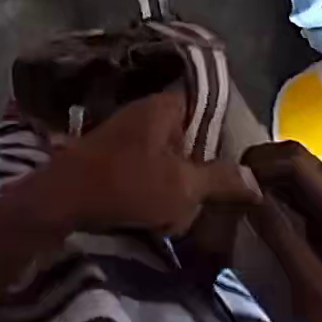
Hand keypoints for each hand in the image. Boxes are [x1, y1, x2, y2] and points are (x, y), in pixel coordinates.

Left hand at [37, 90, 259, 235]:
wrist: (66, 197)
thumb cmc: (128, 183)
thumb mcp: (183, 186)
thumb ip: (221, 179)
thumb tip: (255, 178)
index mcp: (164, 107)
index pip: (207, 105)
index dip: (227, 129)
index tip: (243, 155)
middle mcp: (146, 112)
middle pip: (191, 136)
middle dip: (202, 168)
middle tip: (214, 196)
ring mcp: (128, 132)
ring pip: (171, 158)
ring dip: (179, 187)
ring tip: (184, 214)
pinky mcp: (116, 154)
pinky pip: (150, 169)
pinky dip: (158, 190)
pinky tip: (162, 216)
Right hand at [241, 141, 321, 321]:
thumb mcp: (313, 291)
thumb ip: (279, 237)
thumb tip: (243, 190)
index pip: (300, 165)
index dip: (262, 164)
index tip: (231, 179)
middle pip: (301, 161)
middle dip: (263, 164)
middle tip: (230, 182)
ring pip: (300, 174)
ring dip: (268, 176)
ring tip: (238, 192)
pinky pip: (304, 195)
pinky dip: (277, 193)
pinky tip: (256, 206)